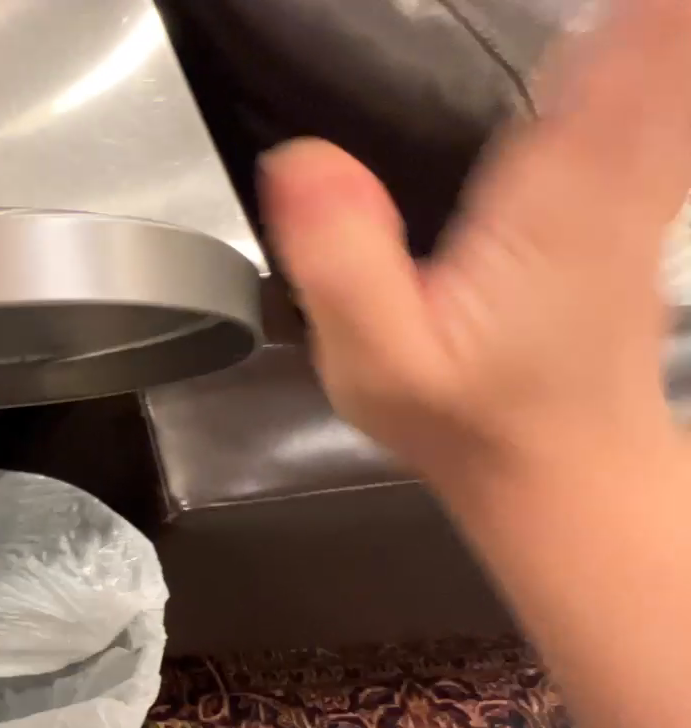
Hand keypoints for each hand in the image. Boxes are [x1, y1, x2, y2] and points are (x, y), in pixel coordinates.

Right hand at [260, 0, 690, 499]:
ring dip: (644, 28)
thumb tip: (296, 159)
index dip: (622, 15)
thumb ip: (338, 258)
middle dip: (633, 10)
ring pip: (668, 69)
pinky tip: (634, 35)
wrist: (550, 460)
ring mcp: (644, 181)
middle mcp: (622, 169)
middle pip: (658, 45)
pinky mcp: (637, 197)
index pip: (619, 52)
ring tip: (611, 5)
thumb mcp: (374, 353)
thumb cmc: (457, 412)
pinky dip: (650, 54)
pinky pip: (666, 98)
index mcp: (553, 196)